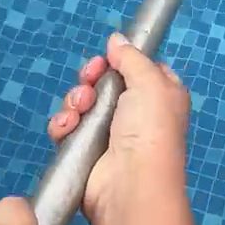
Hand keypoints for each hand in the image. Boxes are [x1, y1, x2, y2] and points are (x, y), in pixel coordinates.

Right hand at [47, 33, 192, 224]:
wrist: (130, 185)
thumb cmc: (149, 127)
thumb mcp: (149, 81)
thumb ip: (131, 57)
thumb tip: (116, 39)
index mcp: (160, 93)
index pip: (137, 67)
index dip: (121, 60)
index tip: (108, 57)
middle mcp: (136, 111)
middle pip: (105, 82)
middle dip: (92, 78)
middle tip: (90, 79)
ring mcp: (110, 132)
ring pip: (84, 102)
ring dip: (76, 100)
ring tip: (80, 108)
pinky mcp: (85, 151)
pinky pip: (69, 128)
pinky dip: (64, 124)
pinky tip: (67, 127)